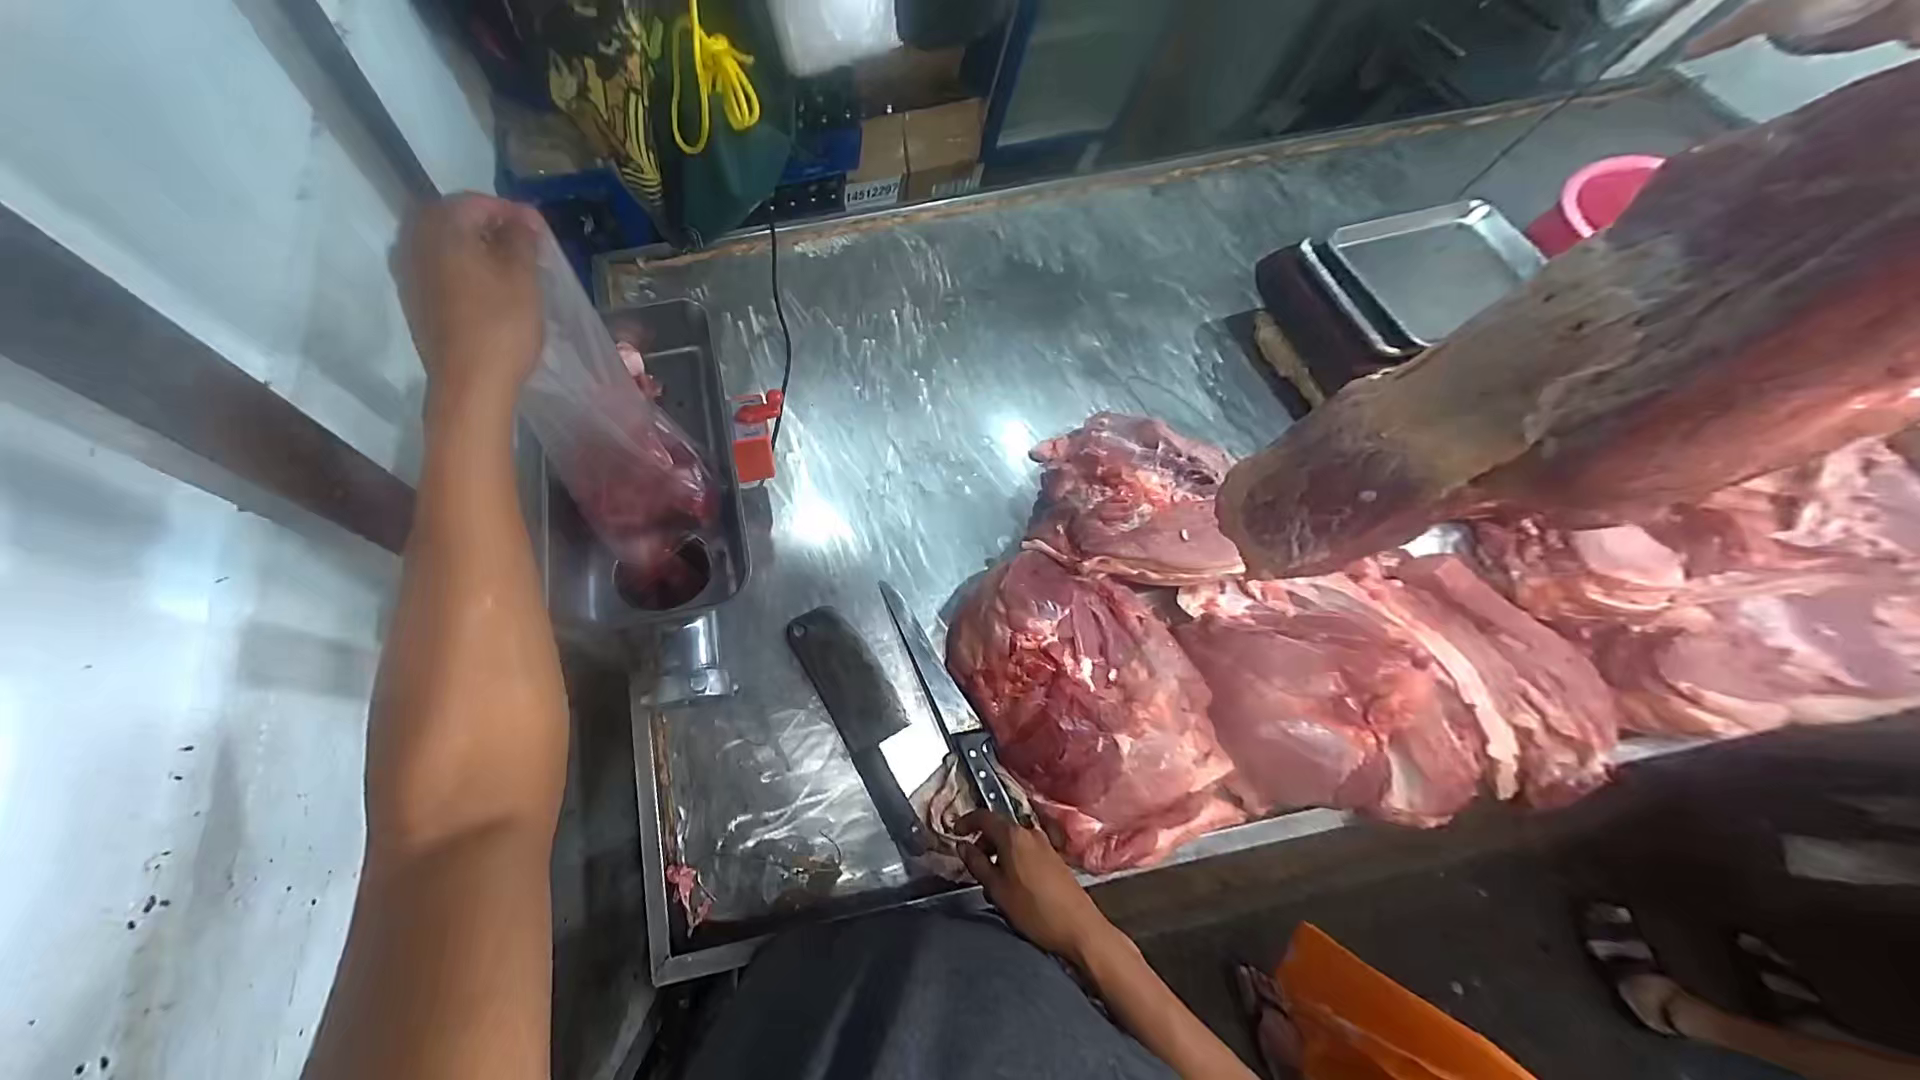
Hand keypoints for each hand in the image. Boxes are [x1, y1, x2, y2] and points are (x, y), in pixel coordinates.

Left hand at [395, 194, 546, 404]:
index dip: (509, 210)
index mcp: (441, 229)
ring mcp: (409, 272)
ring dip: (474, 247)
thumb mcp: (523, 278)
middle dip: (487, 225)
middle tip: (523, 244)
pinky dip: (462, 267)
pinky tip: (487, 287)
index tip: (539, 228)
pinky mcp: (415, 299)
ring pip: (443, 243)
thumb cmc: (502, 325)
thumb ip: (522, 240)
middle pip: (451, 218)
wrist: (470, 381)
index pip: (474, 202)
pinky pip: (438, 267)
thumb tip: (522, 215)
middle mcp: (415, 242)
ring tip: (508, 266)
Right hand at [957, 810, 1117, 966]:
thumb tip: (963, 845)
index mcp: (1013, 835)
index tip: (955, 832)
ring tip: (991, 874)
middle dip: (983, 839)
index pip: (984, 816)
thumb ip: (977, 864)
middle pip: (1000, 826)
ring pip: (1013, 838)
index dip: (967, 821)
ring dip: (999, 849)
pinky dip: (1014, 855)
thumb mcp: (997, 889)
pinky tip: (1013, 879)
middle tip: (972, 859)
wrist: (1079, 927)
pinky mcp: (1055, 856)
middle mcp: (1030, 832)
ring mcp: (1045, 843)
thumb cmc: (1033, 909)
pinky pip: (1026, 847)